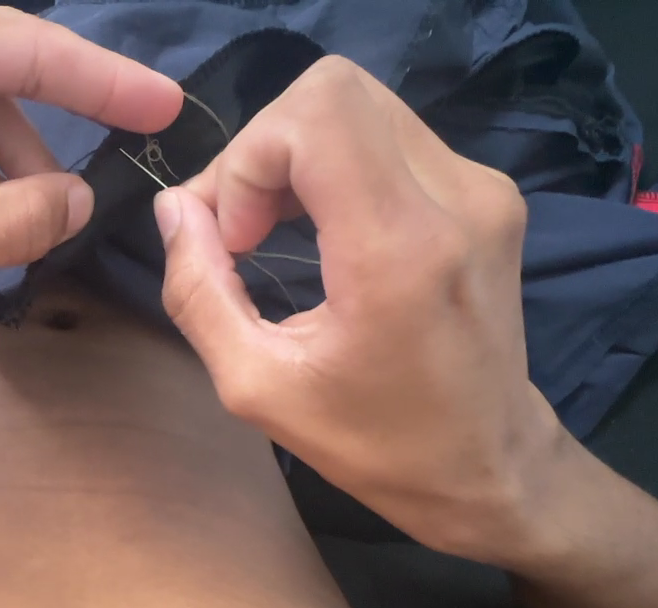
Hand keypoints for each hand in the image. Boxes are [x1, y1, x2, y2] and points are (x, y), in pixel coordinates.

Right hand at [154, 57, 565, 562]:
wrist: (484, 464)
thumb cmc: (367, 442)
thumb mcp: (255, 387)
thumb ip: (199, 295)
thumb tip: (173, 211)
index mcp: (398, 249)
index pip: (316, 113)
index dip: (246, 160)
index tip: (235, 241)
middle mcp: (454, 195)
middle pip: (333, 92)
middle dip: (260, 155)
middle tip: (240, 236)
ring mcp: (479, 186)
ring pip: (358, 106)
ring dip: (290, 161)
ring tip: (265, 236)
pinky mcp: (483, 193)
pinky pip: (385, 138)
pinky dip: (327, 170)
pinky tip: (310, 232)